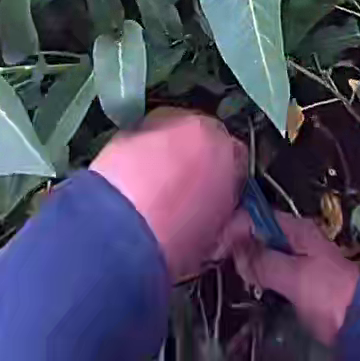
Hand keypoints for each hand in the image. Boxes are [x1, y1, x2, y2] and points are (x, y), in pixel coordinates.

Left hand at [88, 108, 247, 280]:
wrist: (122, 223)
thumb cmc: (176, 237)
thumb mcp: (216, 241)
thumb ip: (231, 223)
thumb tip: (235, 222)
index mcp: (228, 151)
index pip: (237, 161)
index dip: (228, 183)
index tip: (217, 202)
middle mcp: (199, 124)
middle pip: (205, 141)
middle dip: (198, 163)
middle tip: (186, 197)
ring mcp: (163, 119)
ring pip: (174, 134)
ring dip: (170, 154)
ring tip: (155, 189)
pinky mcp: (131, 124)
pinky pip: (146, 137)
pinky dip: (143, 153)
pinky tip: (133, 180)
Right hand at [220, 209, 359, 345]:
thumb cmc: (328, 294)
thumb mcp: (295, 277)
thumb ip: (264, 261)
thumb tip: (236, 249)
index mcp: (296, 227)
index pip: (257, 215)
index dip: (235, 227)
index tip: (218, 245)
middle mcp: (296, 234)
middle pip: (259, 229)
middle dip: (240, 241)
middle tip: (224, 260)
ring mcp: (298, 253)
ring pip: (264, 246)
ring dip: (248, 256)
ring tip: (237, 271)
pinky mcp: (300, 272)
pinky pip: (272, 262)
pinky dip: (258, 267)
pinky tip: (252, 278)